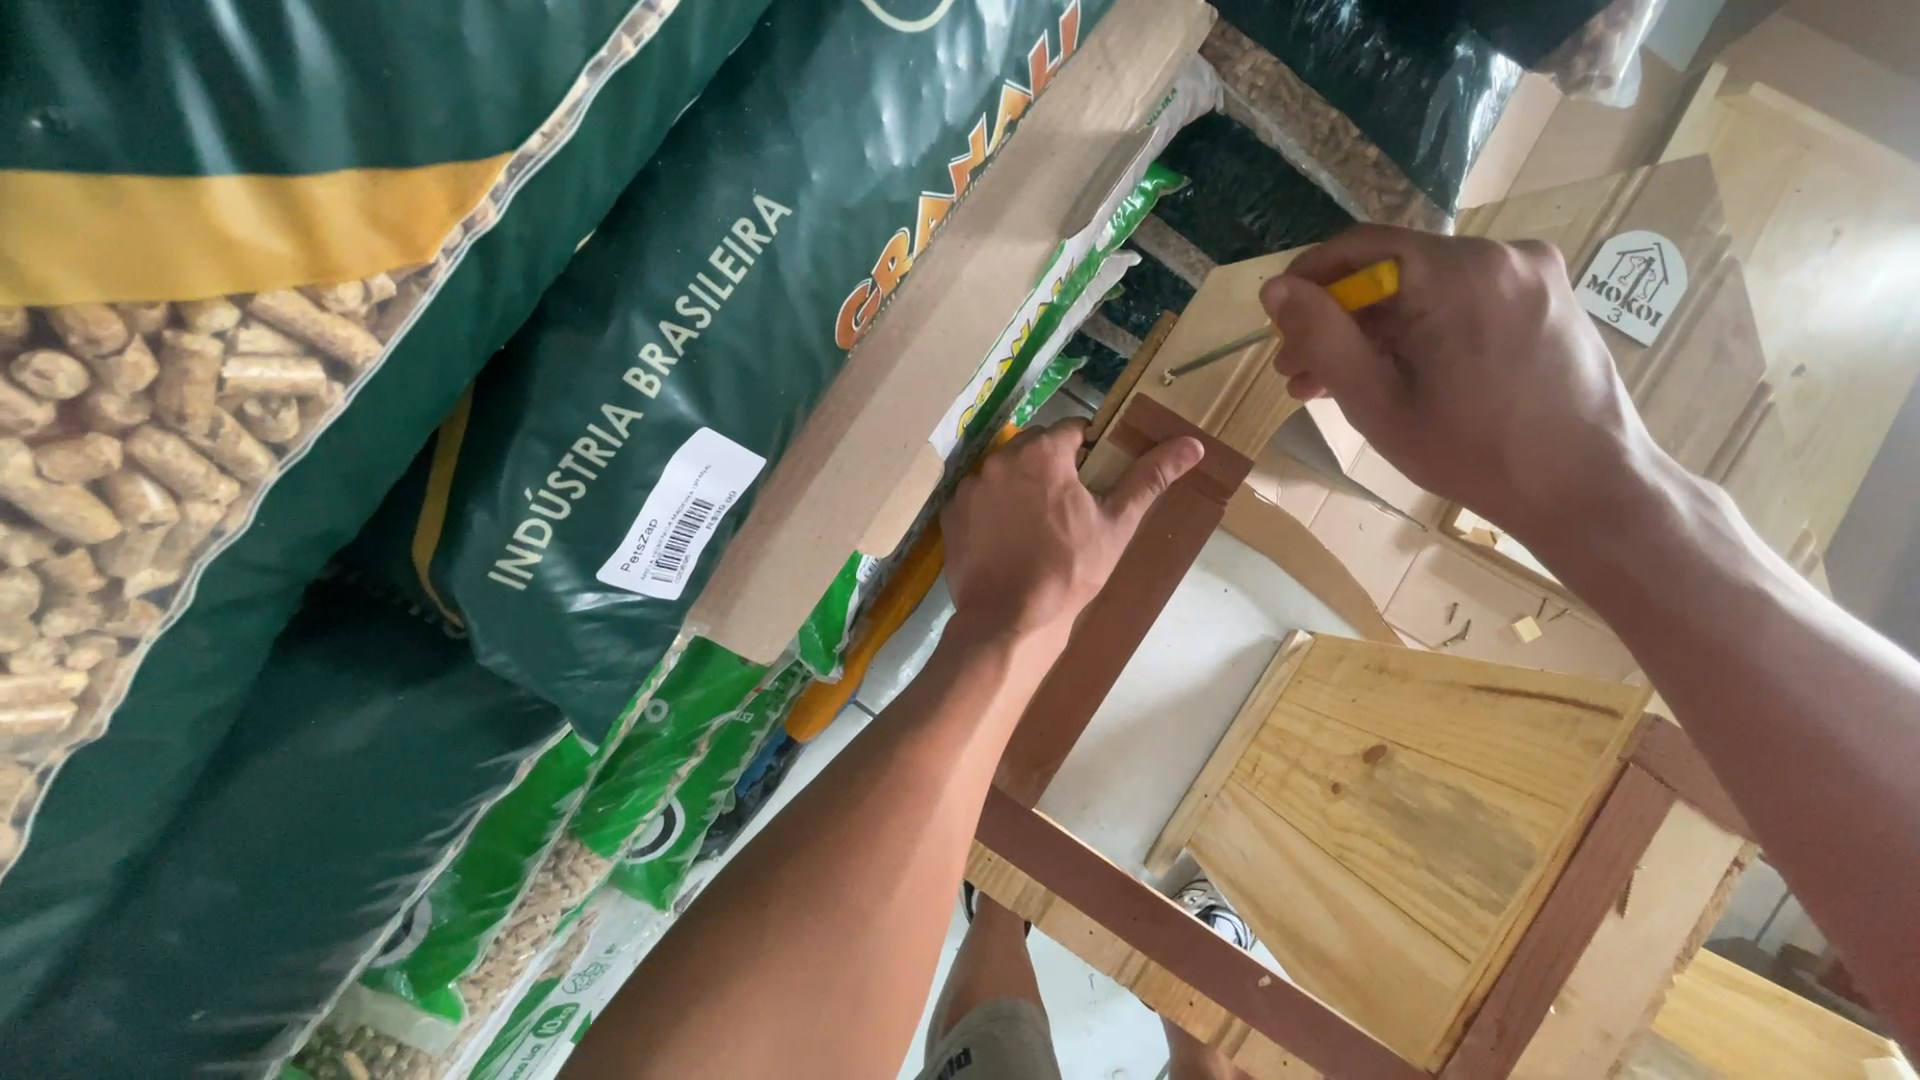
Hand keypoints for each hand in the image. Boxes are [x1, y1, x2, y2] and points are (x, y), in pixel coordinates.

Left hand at [941, 418, 1201, 638]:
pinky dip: (993, 507)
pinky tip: (1006, 537)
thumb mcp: (1116, 525)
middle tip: (1068, 506)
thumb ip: (1150, 478)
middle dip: (1053, 466)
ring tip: (1036, 524)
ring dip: (1021, 484)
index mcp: (1043, 452)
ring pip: (1005, 470)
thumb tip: (1192, 445)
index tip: (1095, 480)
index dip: (1089, 451)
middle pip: (1036, 446)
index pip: (1074, 429)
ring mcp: (971, 485)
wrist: (1008, 618)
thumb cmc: (1069, 570)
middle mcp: (1001, 458)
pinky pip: (979, 496)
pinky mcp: (951, 512)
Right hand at [1262, 224, 1669, 550]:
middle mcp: (1501, 254)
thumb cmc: (1469, 449)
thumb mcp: (1374, 399)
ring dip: (1374, 333)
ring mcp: (1531, 274)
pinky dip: (1418, 333)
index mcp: (1457, 272)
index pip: (1361, 246)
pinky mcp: (1545, 298)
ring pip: (1425, 290)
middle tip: (1299, 372)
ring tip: (1335, 385)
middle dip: (1338, 320)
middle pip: (1393, 272)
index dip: (1308, 278)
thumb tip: (1275, 289)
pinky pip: (1460, 302)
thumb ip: (1320, 336)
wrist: (1584, 485)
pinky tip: (1392, 376)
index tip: (1277, 319)